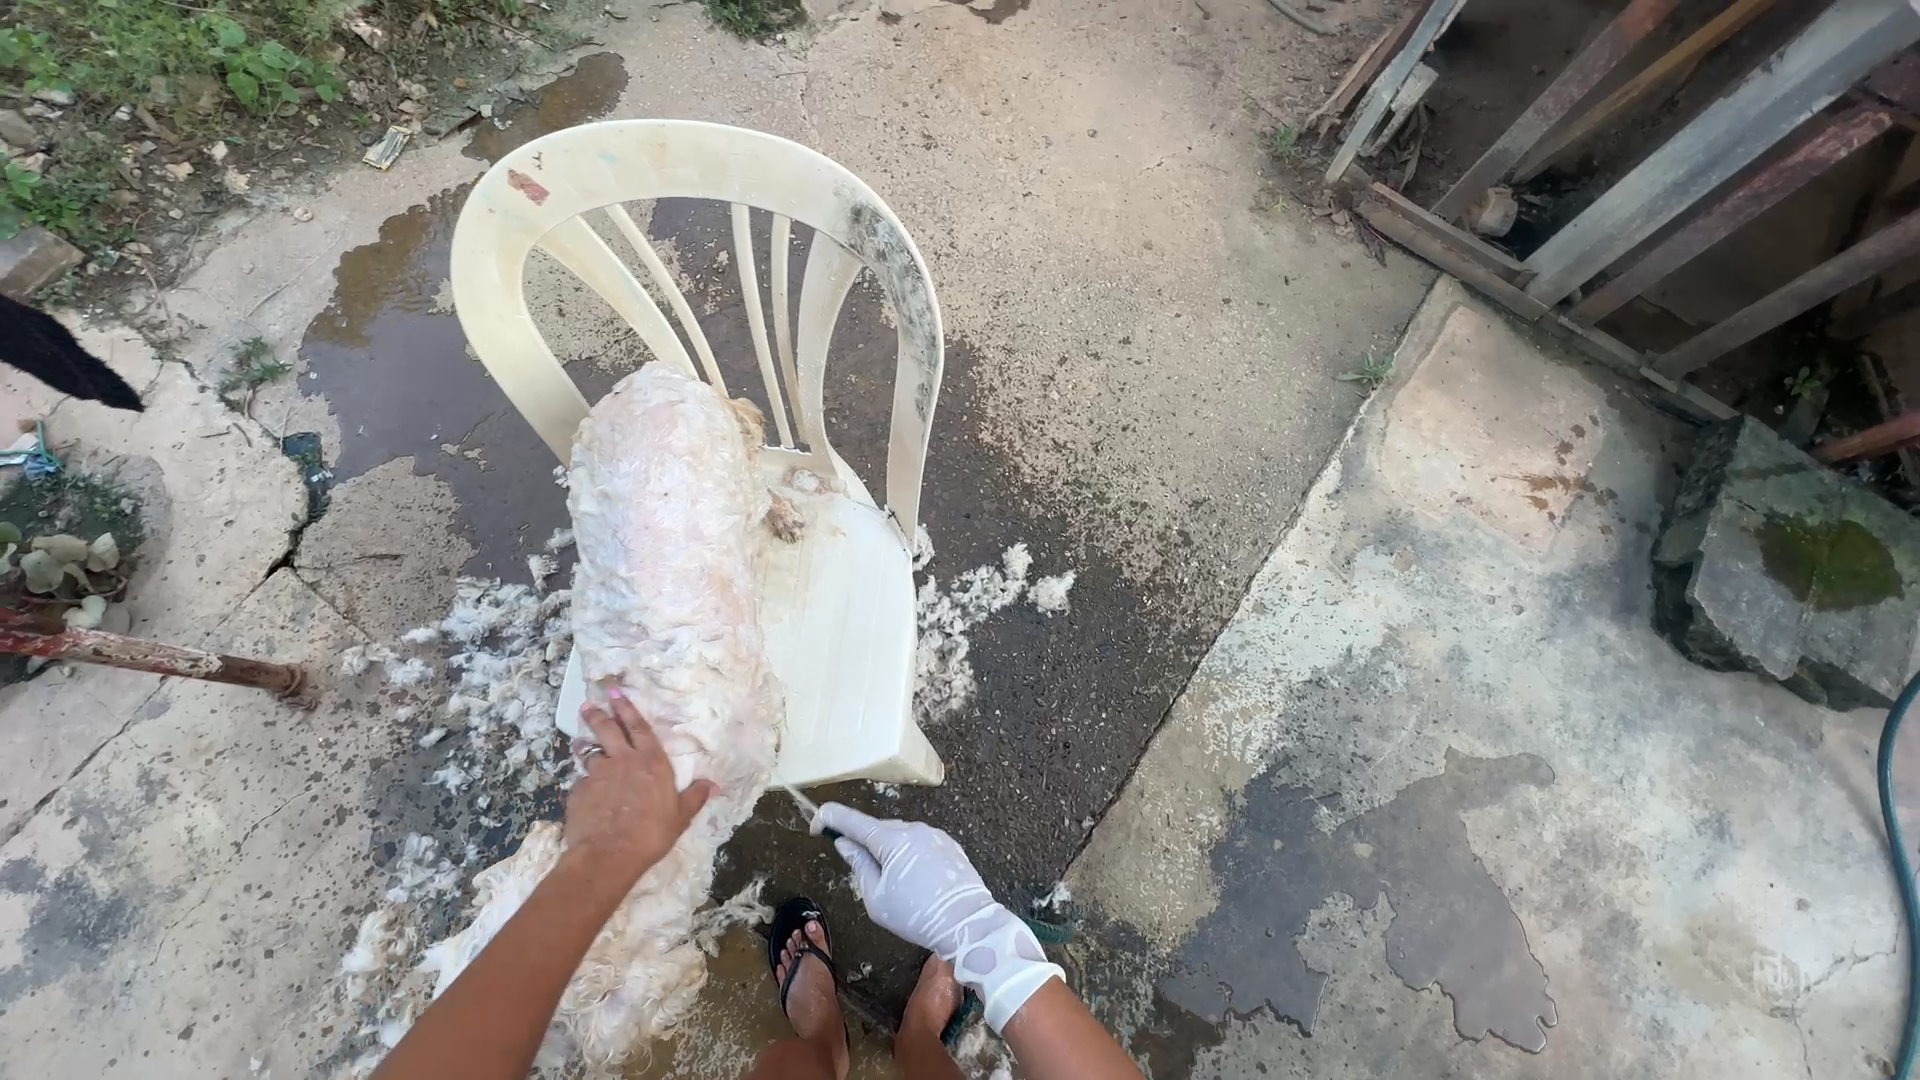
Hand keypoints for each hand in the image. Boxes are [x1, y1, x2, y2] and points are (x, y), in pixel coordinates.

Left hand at [559, 691, 714, 893]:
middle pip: (608, 730)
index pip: (638, 727)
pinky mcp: (579, 792)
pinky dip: (584, 780)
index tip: (615, 692)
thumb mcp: (681, 816)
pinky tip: (585, 788)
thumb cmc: (651, 832)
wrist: (608, 855)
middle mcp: (623, 761)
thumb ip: (695, 797)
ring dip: (586, 745)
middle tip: (589, 705)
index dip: (627, 708)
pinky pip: (582, 781)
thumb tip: (713, 785)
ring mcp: (598, 775)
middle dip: (599, 715)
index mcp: (652, 761)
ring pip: (590, 753)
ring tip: (581, 742)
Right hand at [819, 803, 1062, 1031]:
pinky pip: (918, 842)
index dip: (830, 817)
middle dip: (864, 842)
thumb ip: (859, 865)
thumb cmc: (916, 915)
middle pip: (877, 828)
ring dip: (887, 850)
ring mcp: (933, 833)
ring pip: (899, 835)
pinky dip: (908, 854)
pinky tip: (914, 880)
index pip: (852, 820)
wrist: (967, 922)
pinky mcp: (948, 843)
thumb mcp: (876, 898)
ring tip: (893, 883)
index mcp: (891, 839)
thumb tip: (845, 843)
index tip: (815, 823)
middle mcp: (913, 828)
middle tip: (860, 870)